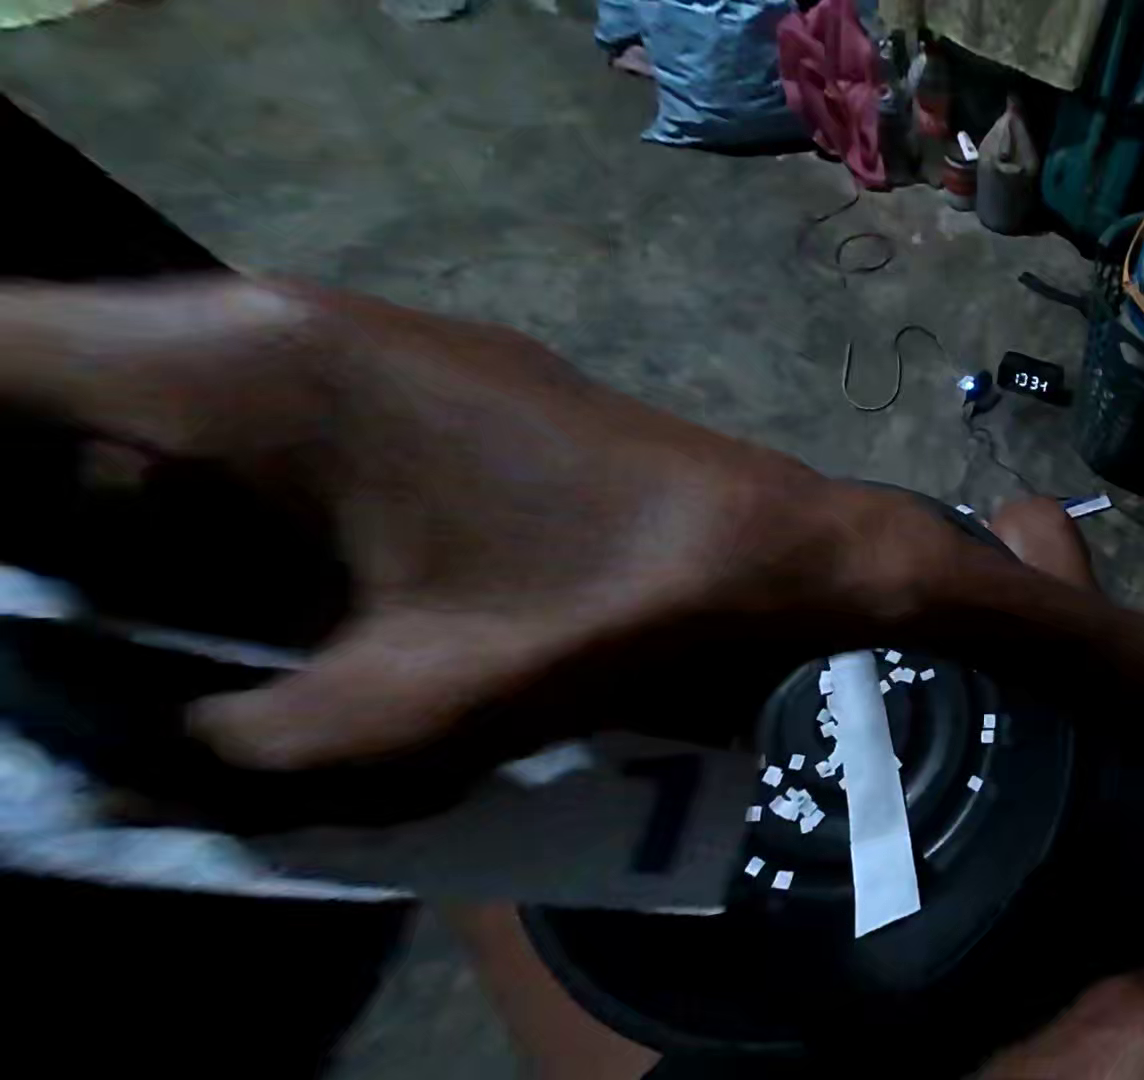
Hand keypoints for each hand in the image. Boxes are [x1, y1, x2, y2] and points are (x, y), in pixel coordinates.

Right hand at [0, 275, 961, 768]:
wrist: (766, 546)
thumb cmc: (606, 610)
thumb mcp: (398, 712)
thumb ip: (216, 746)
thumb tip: (117, 758)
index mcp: (252, 366)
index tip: (40, 607)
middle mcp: (313, 319)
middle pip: (81, 391)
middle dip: (76, 526)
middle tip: (126, 640)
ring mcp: (409, 342)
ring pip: (211, 410)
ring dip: (186, 517)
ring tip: (233, 629)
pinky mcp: (477, 379)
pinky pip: (321, 422)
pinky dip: (288, 496)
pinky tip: (336, 581)